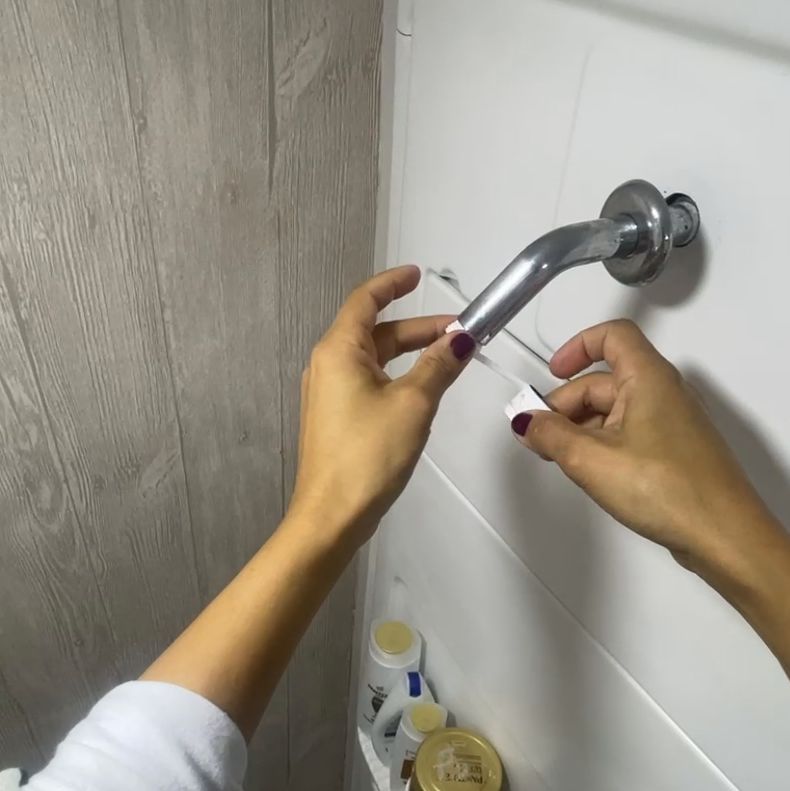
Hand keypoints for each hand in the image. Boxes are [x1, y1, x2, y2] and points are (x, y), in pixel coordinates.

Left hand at [288, 266, 473, 547]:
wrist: (332, 515)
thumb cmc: (367, 455)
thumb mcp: (413, 404)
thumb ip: (438, 365)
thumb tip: (461, 338)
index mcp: (338, 351)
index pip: (365, 300)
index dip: (393, 283)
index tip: (418, 276)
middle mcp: (328, 366)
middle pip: (374, 331)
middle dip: (416, 327)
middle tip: (458, 331)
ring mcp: (329, 394)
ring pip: (373, 360)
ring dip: (408, 354)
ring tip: (447, 358)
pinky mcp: (336, 419)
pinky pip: (369, 383)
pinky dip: (397, 377)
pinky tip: (422, 391)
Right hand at [511, 320, 789, 591]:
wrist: (725, 536)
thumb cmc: (667, 489)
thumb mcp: (591, 459)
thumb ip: (551, 436)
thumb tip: (526, 422)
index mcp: (649, 378)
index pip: (612, 336)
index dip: (577, 347)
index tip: (551, 374)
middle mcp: (665, 392)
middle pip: (605, 380)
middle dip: (566, 403)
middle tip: (539, 437)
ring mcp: (674, 423)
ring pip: (616, 410)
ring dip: (581, 427)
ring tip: (559, 459)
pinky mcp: (676, 451)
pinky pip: (631, 432)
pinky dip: (603, 443)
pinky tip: (591, 472)